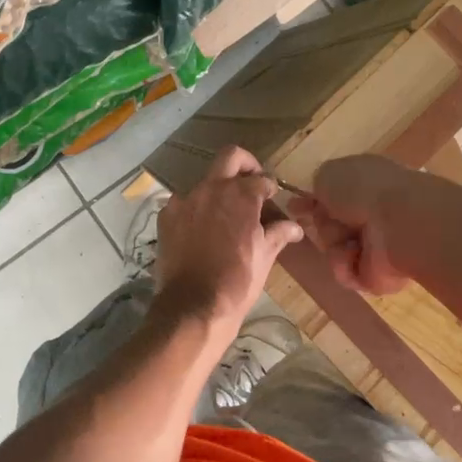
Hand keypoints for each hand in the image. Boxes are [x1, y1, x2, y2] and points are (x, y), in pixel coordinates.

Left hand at [154, 146, 303, 328]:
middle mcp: (211, 188)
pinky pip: (184, 202)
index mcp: (240, 195)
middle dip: (245, 164)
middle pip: (230, 157)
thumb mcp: (265, 257)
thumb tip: (294, 227)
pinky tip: (201, 230)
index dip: (269, 187)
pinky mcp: (166, 215)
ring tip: (224, 215)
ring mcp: (185, 199)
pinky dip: (195, 209)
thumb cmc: (237, 281)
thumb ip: (278, 234)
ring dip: (217, 190)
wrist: (193, 305)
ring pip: (204, 181)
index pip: (261, 179)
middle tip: (251, 182)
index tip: (271, 198)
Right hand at [285, 153, 414, 295]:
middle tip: (332, 220)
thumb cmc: (363, 190)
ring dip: (334, 243)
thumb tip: (317, 198)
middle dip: (324, 224)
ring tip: (349, 239)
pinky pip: (344, 272)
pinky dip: (344, 264)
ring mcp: (375, 245)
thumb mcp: (329, 174)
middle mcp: (370, 213)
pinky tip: (354, 255)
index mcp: (364, 184)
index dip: (313, 202)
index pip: (334, 195)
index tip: (295, 207)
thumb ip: (318, 184)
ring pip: (333, 248)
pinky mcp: (375, 274)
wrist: (399, 223)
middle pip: (329, 224)